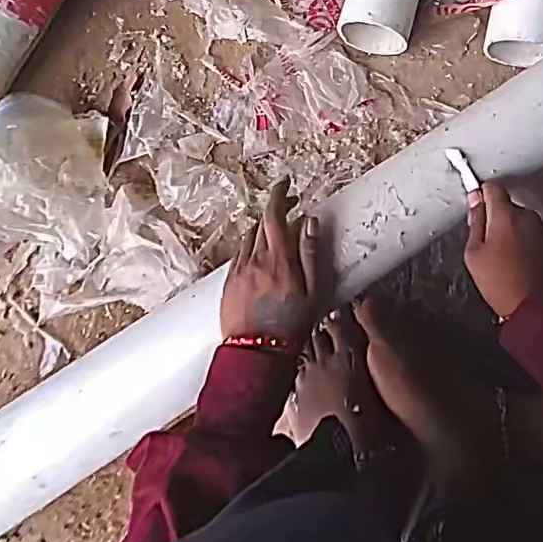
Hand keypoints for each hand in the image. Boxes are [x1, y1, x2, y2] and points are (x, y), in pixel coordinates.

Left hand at [221, 179, 326, 343]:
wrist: (256, 356)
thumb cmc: (291, 326)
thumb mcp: (313, 291)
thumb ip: (311, 253)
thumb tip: (310, 222)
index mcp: (278, 260)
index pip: (274, 215)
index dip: (279, 194)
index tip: (285, 185)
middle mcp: (255, 260)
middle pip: (261, 222)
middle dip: (276, 209)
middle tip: (290, 207)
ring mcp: (239, 270)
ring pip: (249, 236)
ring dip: (263, 229)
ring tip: (278, 235)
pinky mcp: (229, 281)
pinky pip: (239, 253)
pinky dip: (251, 246)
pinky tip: (261, 256)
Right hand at [464, 181, 542, 318]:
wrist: (537, 307)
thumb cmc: (505, 284)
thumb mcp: (474, 254)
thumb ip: (474, 223)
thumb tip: (474, 205)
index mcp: (505, 216)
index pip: (492, 188)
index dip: (480, 195)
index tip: (474, 204)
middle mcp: (526, 217)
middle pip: (505, 203)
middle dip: (493, 216)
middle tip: (484, 240)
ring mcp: (539, 228)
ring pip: (516, 217)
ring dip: (507, 228)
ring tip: (499, 254)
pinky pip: (527, 230)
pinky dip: (519, 238)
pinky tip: (512, 259)